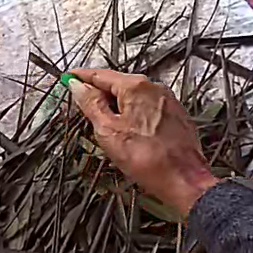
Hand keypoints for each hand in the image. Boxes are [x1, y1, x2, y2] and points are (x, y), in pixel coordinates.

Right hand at [66, 68, 217, 218]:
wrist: (183, 179)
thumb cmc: (147, 158)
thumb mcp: (107, 130)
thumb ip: (91, 104)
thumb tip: (77, 86)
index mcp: (135, 86)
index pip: (100, 74)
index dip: (82, 76)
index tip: (70, 77)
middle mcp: (153, 87)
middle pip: (118, 82)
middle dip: (99, 91)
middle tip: (81, 100)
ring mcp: (166, 100)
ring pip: (133, 95)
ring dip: (116, 102)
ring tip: (102, 118)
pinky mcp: (174, 114)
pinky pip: (147, 105)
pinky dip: (132, 111)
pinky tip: (126, 127)